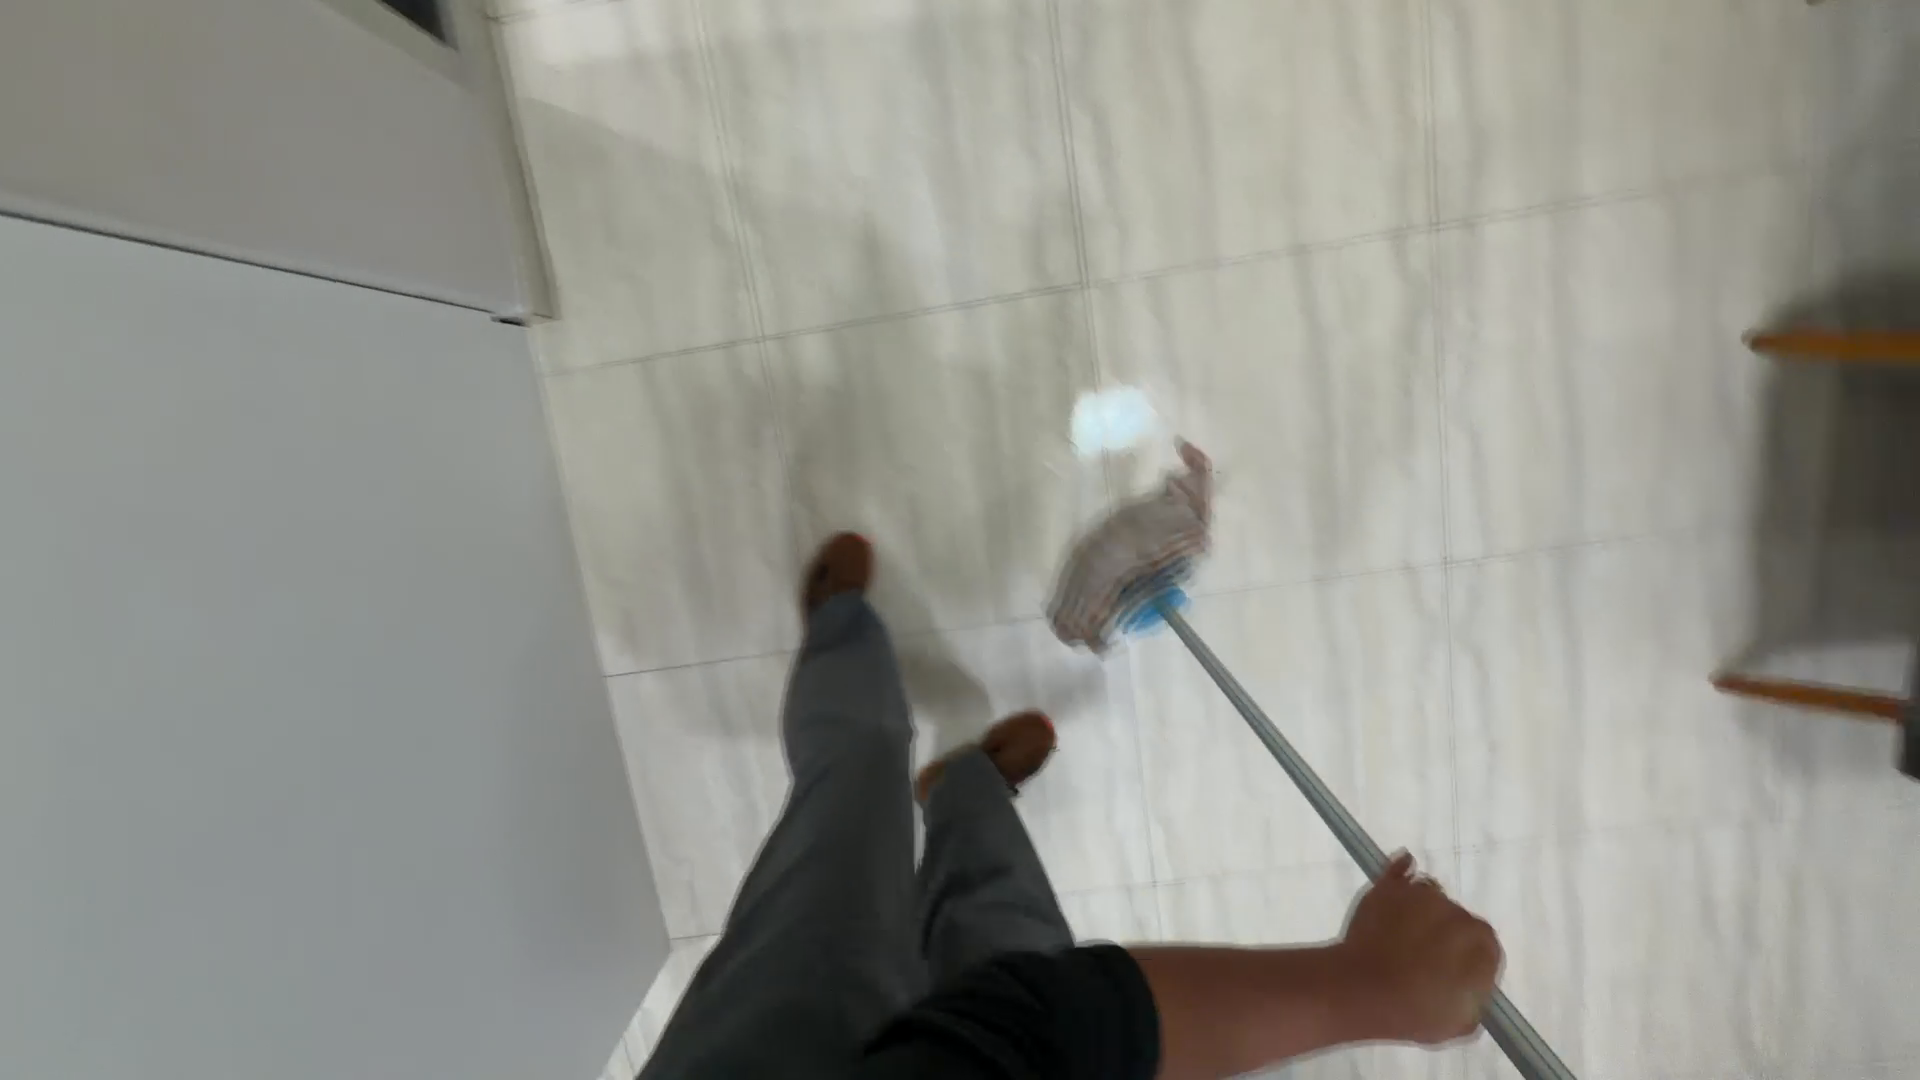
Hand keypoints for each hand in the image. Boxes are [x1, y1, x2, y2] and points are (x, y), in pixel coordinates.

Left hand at [1337, 851, 1502, 1045]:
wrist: (1368, 988)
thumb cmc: (1420, 1011)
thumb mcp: (1465, 1018)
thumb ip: (1474, 989)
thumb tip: (1467, 975)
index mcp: (1482, 942)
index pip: (1483, 944)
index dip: (1468, 957)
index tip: (1452, 970)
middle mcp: (1455, 910)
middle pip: (1453, 917)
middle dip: (1443, 932)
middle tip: (1423, 954)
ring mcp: (1418, 894)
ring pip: (1427, 895)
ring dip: (1421, 907)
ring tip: (1404, 928)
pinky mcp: (1386, 887)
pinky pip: (1398, 870)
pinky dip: (1401, 868)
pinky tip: (1405, 863)